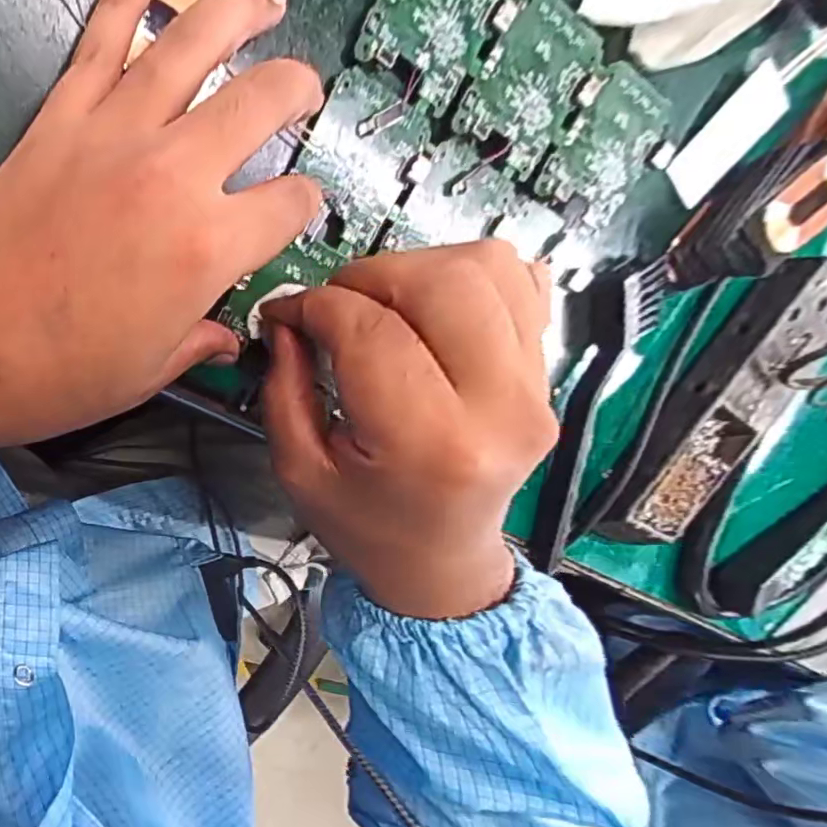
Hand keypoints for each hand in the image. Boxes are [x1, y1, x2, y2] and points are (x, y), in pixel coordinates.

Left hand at [0, 0, 323, 458]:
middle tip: (296, 98)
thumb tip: (222, 330)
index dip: (297, 212)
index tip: (285, 219)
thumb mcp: (139, 377)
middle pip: (266, 97)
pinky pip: (99, 38)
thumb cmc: (47, 382)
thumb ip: (194, 342)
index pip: (290, 203)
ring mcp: (108, 140)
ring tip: (267, 0)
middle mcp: (170, 176)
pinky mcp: (52, 128)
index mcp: (204, 249)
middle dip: (297, 94)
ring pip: (195, 40)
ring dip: (243, 9)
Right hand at [261, 241, 558, 619]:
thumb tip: (286, 321)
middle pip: (443, 284)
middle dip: (367, 276)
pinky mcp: (546, 373)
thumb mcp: (297, 467)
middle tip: (327, 302)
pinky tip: (421, 307)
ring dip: (414, 269)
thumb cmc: (361, 524)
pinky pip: (520, 284)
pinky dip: (462, 278)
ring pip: (489, 268)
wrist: (438, 558)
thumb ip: (285, 389)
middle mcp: (498, 406)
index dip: (315, 307)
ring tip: (372, 302)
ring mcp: (535, 386)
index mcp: (426, 443)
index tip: (281, 312)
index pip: (372, 333)